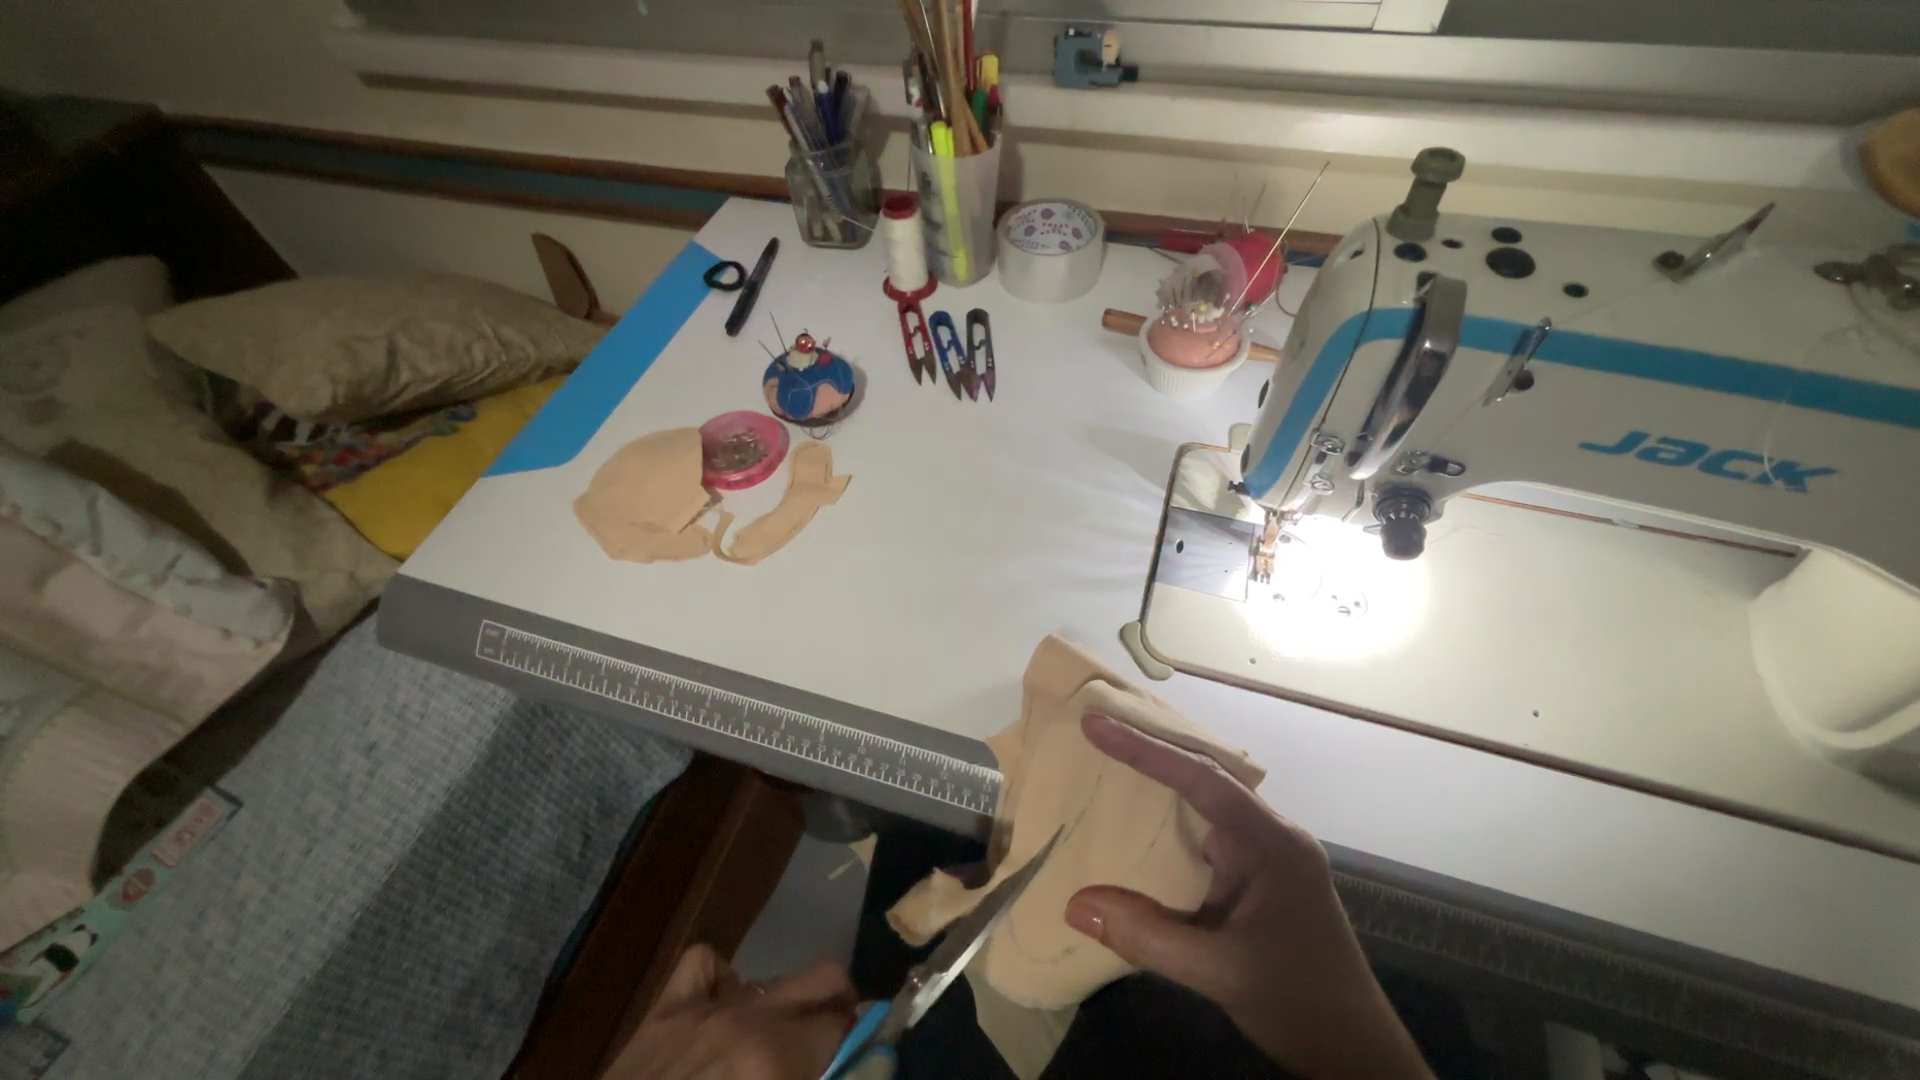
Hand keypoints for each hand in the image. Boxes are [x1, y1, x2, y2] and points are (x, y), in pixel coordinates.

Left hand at [604, 944, 857, 1079]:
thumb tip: (853, 1068)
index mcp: (777, 1059)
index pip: (847, 1027)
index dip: (864, 1042)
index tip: (863, 1057)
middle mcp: (749, 1020)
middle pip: (824, 978)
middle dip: (842, 1006)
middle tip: (838, 1042)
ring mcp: (703, 1010)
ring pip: (771, 980)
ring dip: (786, 1009)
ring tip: (780, 1043)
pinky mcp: (664, 1012)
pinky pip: (705, 965)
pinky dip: (722, 981)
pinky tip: (723, 1011)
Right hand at [1063, 714, 1432, 1079]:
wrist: (1357, 1055)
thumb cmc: (1301, 1003)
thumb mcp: (1220, 972)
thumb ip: (1148, 937)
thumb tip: (1075, 904)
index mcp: (1273, 842)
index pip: (1203, 780)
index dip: (1146, 750)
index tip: (1096, 725)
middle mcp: (1269, 836)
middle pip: (1204, 778)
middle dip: (1151, 750)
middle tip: (1095, 727)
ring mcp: (1263, 858)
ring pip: (1203, 806)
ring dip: (1158, 785)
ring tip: (1104, 759)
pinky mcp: (1253, 880)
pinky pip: (1202, 838)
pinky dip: (1165, 826)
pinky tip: (1133, 826)